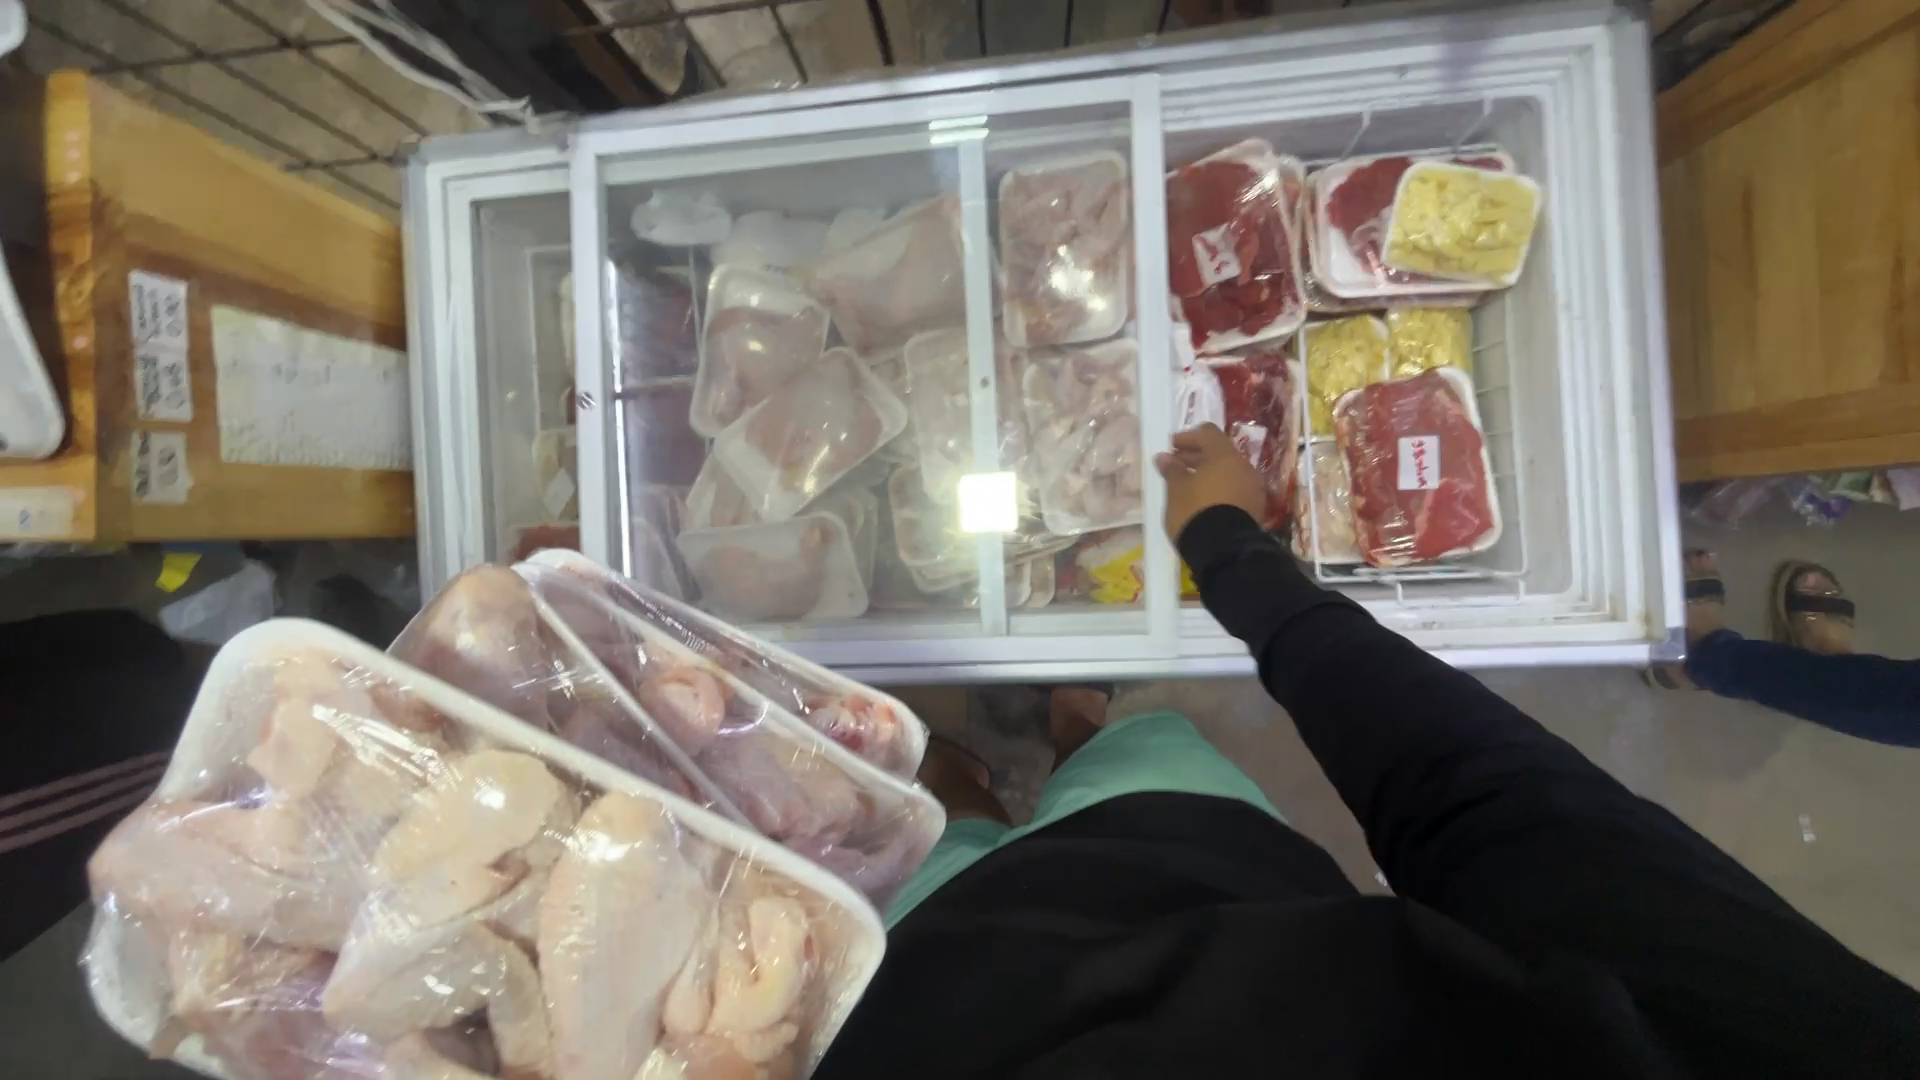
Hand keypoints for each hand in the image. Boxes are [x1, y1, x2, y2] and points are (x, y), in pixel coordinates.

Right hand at [1154, 423, 1264, 543]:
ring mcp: (1252, 487)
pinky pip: (1234, 488)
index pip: (1207, 433)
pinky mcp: (1254, 507)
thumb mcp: (1176, 490)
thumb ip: (1171, 469)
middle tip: (1175, 465)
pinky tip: (1203, 500)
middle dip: (1196, 456)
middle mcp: (1244, 466)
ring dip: (1208, 473)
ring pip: (1227, 471)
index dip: (1187, 437)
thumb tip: (1165, 457)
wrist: (1224, 550)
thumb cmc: (1195, 511)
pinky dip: (1218, 488)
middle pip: (1219, 452)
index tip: (1171, 447)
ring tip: (1187, 485)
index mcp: (1225, 455)